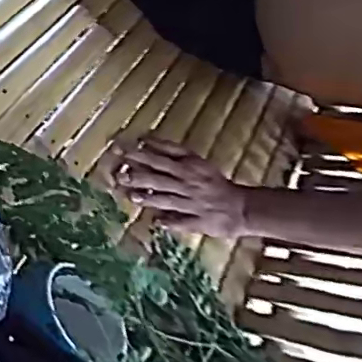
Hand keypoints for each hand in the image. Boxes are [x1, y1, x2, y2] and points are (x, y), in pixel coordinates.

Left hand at [112, 138, 250, 236]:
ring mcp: (194, 205)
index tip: (119, 152)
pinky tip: (157, 223)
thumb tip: (143, 138)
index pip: (158, 160)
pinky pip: (185, 223)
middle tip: (119, 176)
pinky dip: (172, 223)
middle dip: (139, 178)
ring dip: (149, 199)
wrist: (242, 207)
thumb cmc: (211, 179)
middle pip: (159, 180)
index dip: (138, 156)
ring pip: (168, 201)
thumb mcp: (193, 159)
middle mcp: (187, 186)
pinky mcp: (201, 223)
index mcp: (185, 169)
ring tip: (131, 197)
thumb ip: (168, 148)